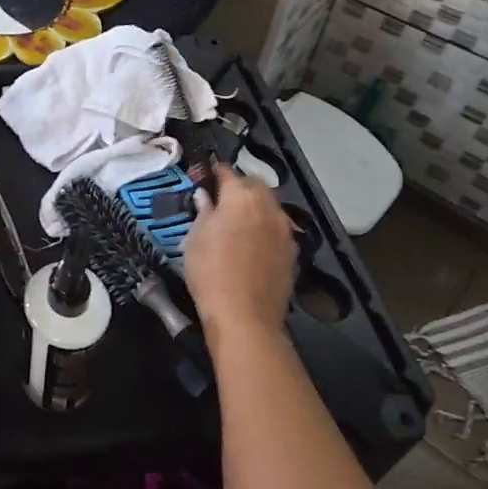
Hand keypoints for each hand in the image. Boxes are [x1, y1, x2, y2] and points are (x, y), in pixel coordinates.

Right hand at [184, 166, 296, 339]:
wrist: (245, 316)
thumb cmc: (210, 271)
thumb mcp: (195, 237)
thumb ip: (204, 211)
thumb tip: (206, 197)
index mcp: (241, 197)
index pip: (227, 172)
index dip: (213, 172)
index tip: (204, 178)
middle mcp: (268, 207)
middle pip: (255, 185)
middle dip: (239, 187)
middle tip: (220, 201)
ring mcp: (285, 230)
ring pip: (269, 207)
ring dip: (255, 207)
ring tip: (237, 223)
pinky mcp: (292, 252)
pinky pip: (277, 229)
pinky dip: (265, 228)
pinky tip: (252, 244)